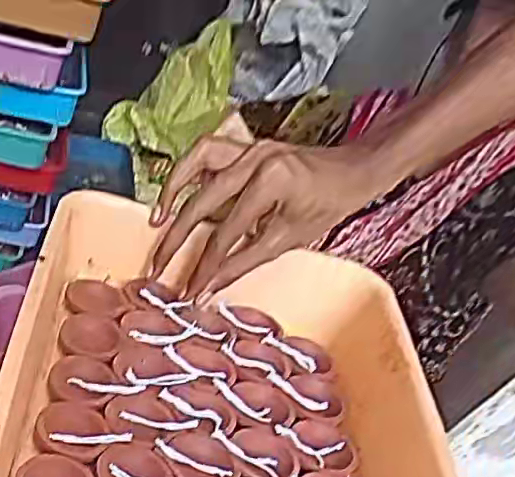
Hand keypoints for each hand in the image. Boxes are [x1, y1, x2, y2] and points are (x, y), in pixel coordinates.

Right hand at [149, 137, 395, 301]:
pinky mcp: (246, 147)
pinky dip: (188, 172)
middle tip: (157, 267)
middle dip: (175, 240)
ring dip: (173, 189)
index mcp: (270, 182)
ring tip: (157, 219)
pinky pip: (208, 153)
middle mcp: (255, 158)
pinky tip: (178, 197)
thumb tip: (208, 288)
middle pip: (200, 203)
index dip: (203, 268)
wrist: (357, 169)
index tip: (188, 291)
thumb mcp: (286, 240)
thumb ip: (241, 263)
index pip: (224, 235)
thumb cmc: (329, 203)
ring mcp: (249, 148)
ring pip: (196, 160)